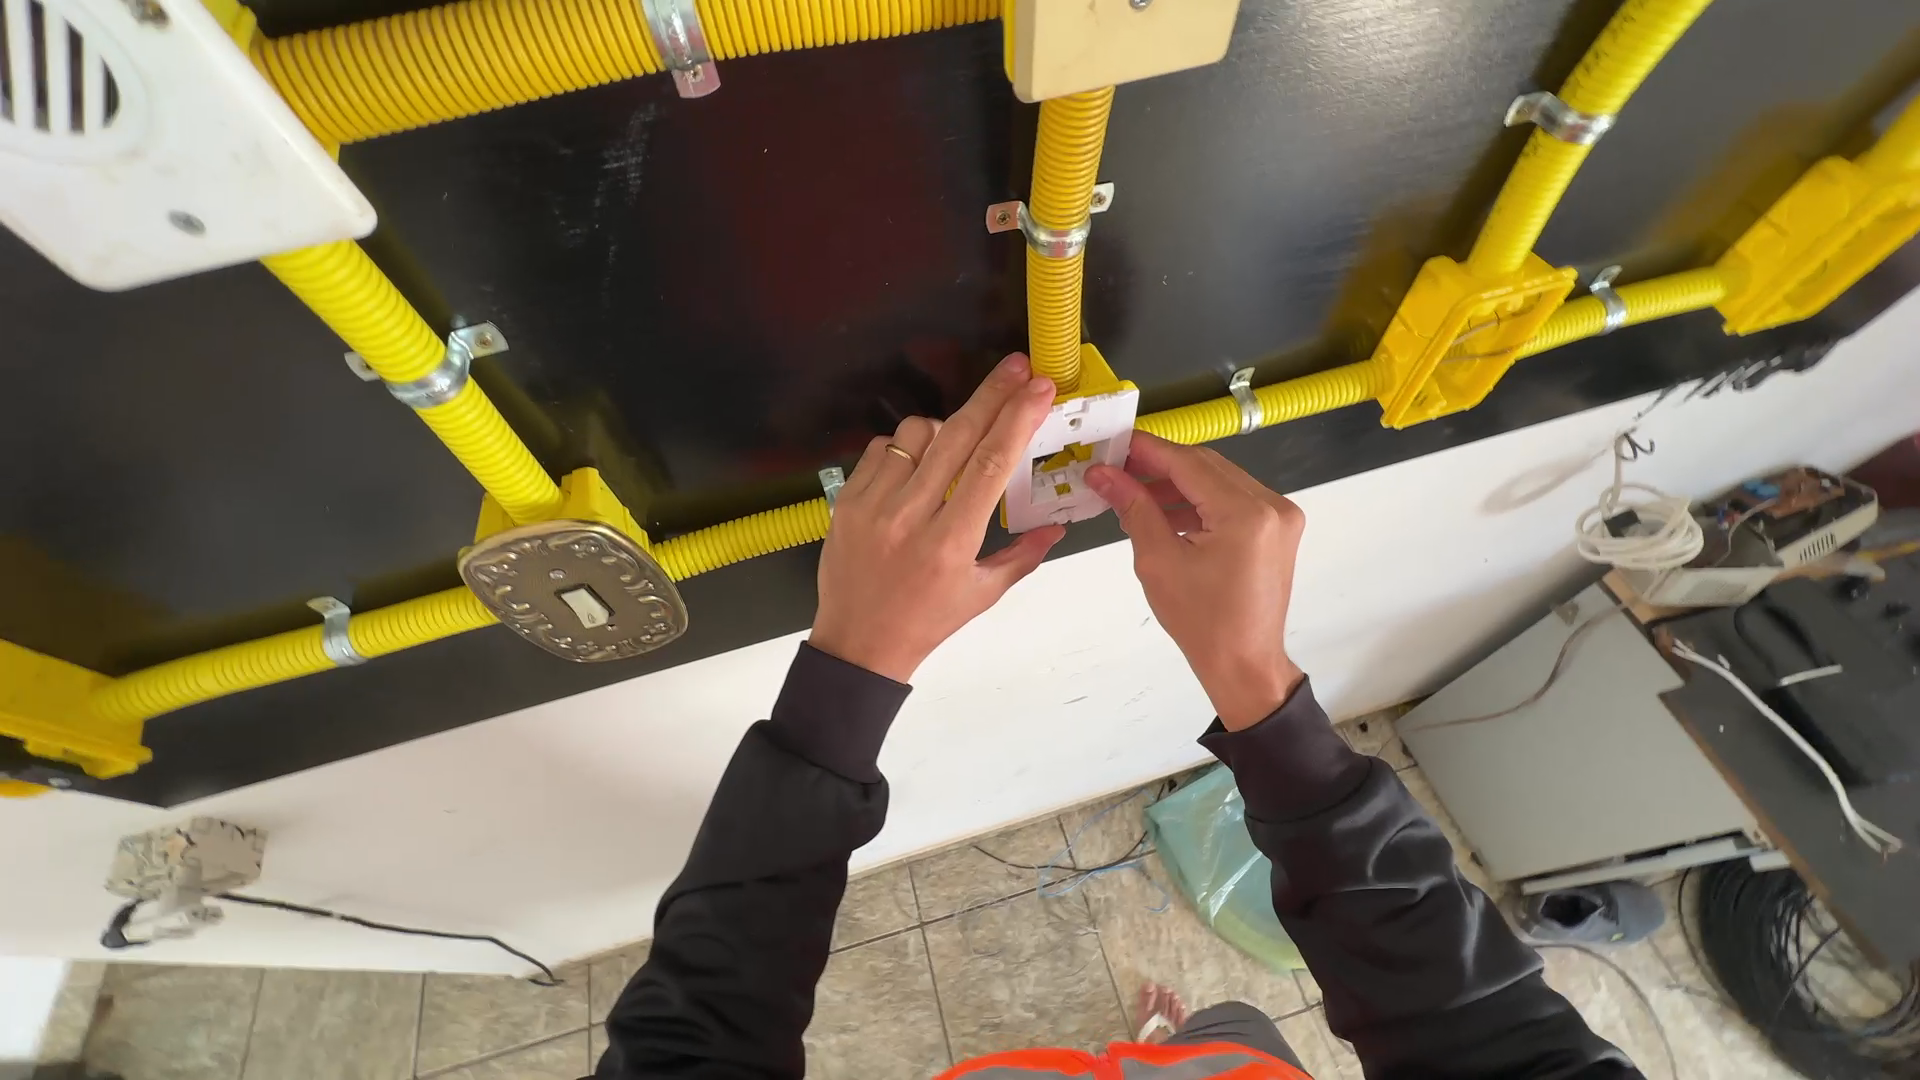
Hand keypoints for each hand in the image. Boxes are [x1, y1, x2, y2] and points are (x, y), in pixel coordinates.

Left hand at [809, 354, 1065, 681]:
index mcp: (951, 541)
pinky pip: (882, 448)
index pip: (992, 463)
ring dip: (945, 427)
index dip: (1018, 419)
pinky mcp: (848, 501)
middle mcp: (911, 517)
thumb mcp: (982, 594)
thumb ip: (1023, 555)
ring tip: (955, 446)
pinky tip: (916, 466)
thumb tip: (1057, 526)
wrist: (859, 643)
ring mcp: (874, 505)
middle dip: (994, 393)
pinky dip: (905, 446)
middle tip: (1018, 368)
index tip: (1038, 390)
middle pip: (959, 434)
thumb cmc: (925, 622)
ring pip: (917, 433)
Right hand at [1086, 432, 1305, 729]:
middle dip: (1159, 464)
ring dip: (1177, 482)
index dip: (1146, 450)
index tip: (1112, 444)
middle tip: (1116, 468)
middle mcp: (1272, 506)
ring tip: (1134, 493)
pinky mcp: (1277, 527)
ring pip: (1218, 479)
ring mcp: (1280, 515)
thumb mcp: (1158, 561)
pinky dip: (1198, 500)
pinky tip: (1165, 512)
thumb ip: (1134, 507)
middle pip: (1205, 465)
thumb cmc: (1200, 621)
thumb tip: (1103, 474)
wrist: (1244, 662)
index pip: (1187, 463)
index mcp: (1245, 514)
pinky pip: (1231, 498)